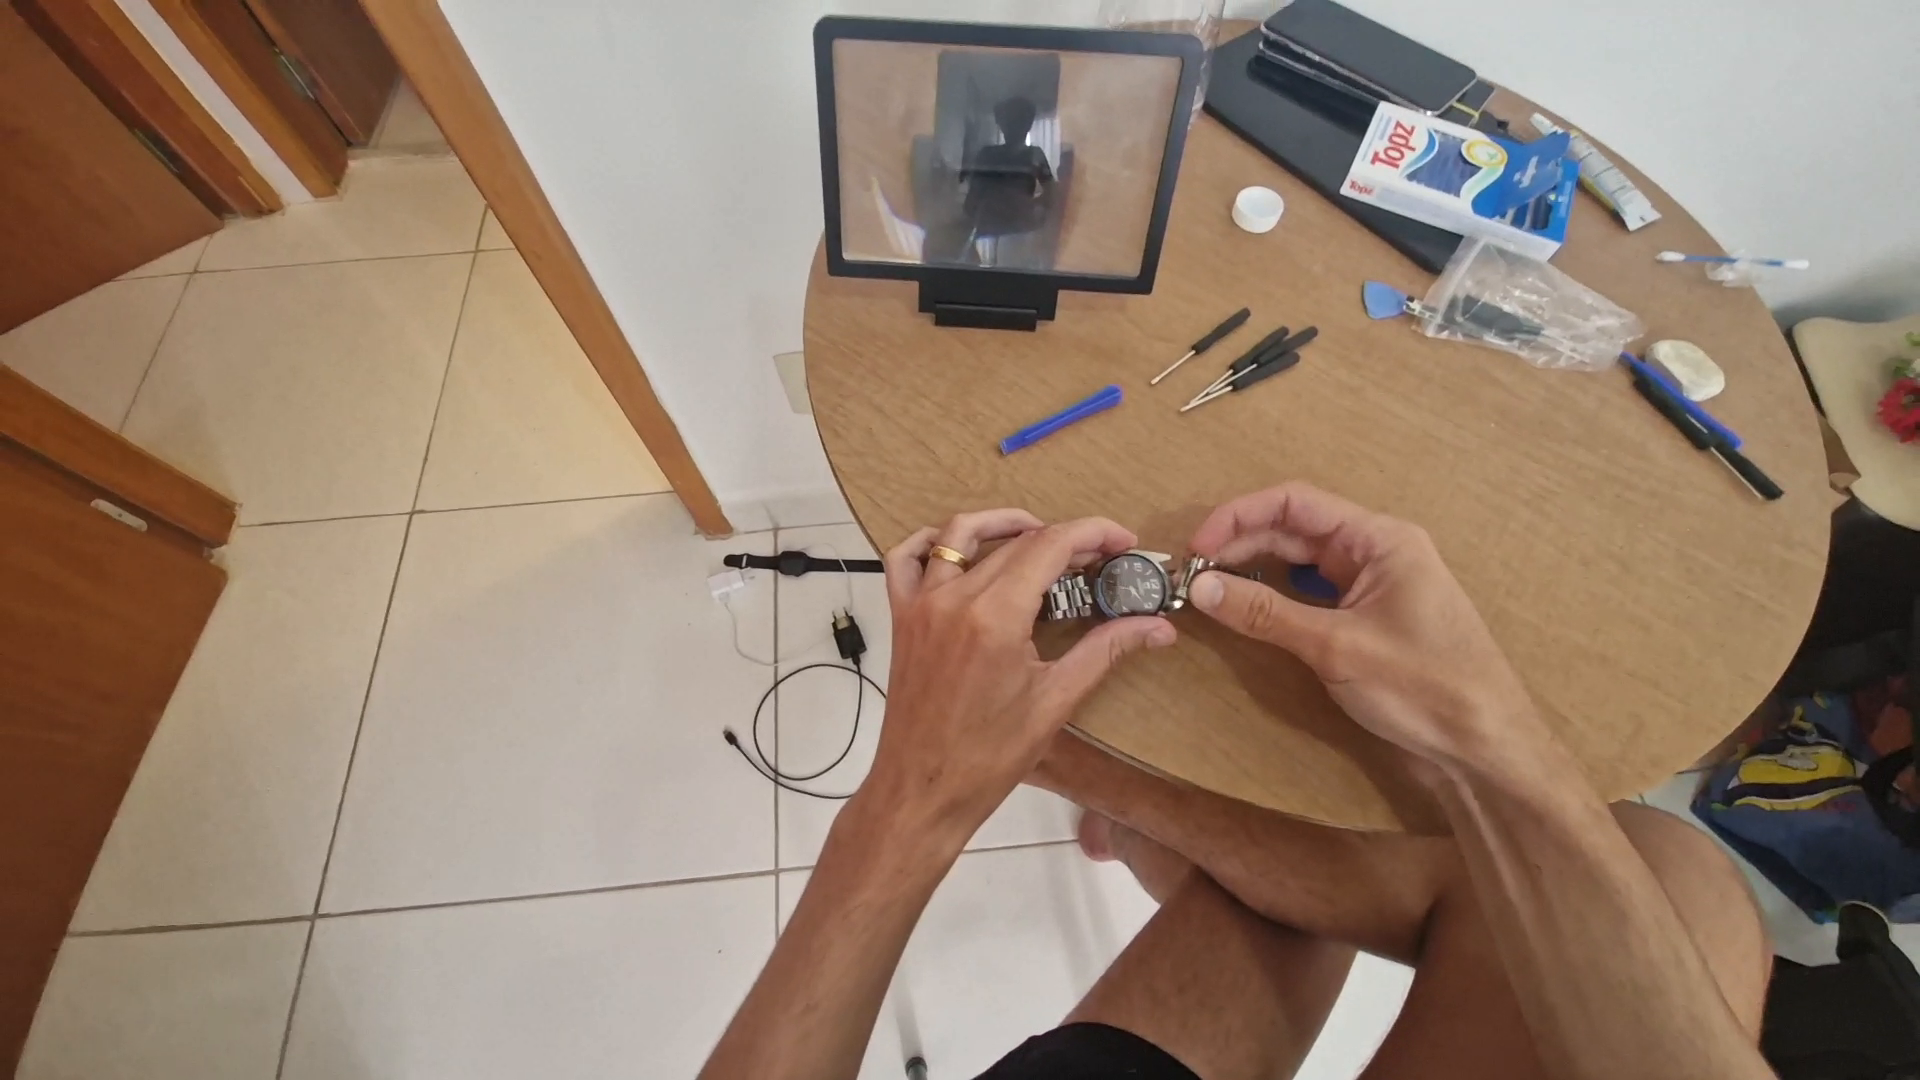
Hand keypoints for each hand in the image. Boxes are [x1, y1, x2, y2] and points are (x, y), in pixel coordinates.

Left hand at [868, 510, 1176, 838]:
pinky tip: (962, 550)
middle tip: (1097, 557)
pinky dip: (932, 541)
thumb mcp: (1055, 701)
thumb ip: (1106, 650)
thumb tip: (1159, 626)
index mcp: (995, 617)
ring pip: (959, 534)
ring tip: (1039, 536)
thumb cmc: (990, 756)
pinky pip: (906, 559)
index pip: (1050, 546)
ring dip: (1003, 524)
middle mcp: (954, 598)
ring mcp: (921, 604)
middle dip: (1064, 538)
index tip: (1123, 541)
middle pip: (1016, 541)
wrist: (923, 790)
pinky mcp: (902, 616)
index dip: (1093, 533)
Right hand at [1185, 482, 1540, 775]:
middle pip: (1292, 529)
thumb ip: (1265, 612)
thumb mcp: (1336, 646)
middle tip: (1192, 572)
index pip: (1295, 503)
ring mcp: (1369, 584)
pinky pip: (1307, 591)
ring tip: (1208, 586)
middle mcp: (1373, 551)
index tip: (1197, 545)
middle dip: (1239, 543)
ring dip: (1252, 568)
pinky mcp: (1362, 616)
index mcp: (1379, 539)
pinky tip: (1246, 605)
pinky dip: (1272, 594)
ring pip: (1297, 560)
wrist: (1485, 751)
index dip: (1239, 515)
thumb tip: (1200, 585)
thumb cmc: (1424, 687)